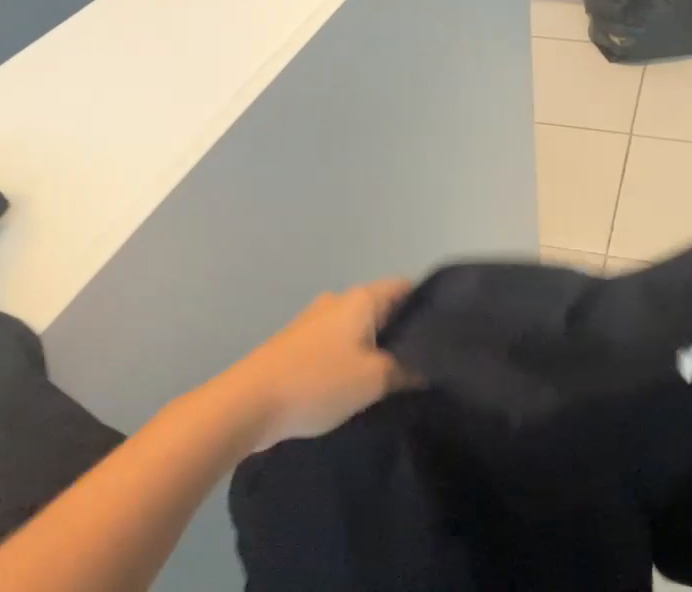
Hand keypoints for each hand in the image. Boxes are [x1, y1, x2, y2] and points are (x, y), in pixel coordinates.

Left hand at [232, 279, 415, 449]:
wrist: (246, 405)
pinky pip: (339, 346)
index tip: (446, 332)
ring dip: (377, 349)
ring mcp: (315, 323)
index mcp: (360, 299)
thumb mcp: (374, 379)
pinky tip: (361, 388)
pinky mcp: (298, 347)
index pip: (405, 287)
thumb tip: (429, 367)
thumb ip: (407, 370)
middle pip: (383, 309)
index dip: (429, 305)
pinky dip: (354, 360)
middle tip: (427, 361)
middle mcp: (338, 302)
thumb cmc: (316, 382)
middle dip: (404, 332)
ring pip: (360, 330)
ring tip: (397, 380)